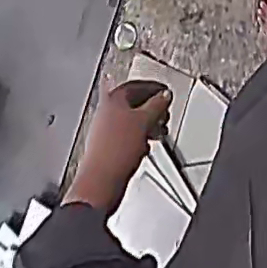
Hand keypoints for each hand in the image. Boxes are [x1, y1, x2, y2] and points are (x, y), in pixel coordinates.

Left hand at [63, 79, 170, 214]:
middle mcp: (107, 111)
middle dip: (152, 108)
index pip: (137, 85)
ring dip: (147, 124)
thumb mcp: (143, 122)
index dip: (153, 87)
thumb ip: (156, 105)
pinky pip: (128, 136)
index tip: (165, 91)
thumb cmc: (115, 151)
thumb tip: (164, 95)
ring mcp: (106, 130)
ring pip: (132, 120)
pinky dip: (139, 138)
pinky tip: (145, 145)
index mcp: (113, 99)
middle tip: (164, 112)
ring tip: (159, 131)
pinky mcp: (109, 147)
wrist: (101, 183)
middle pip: (134, 103)